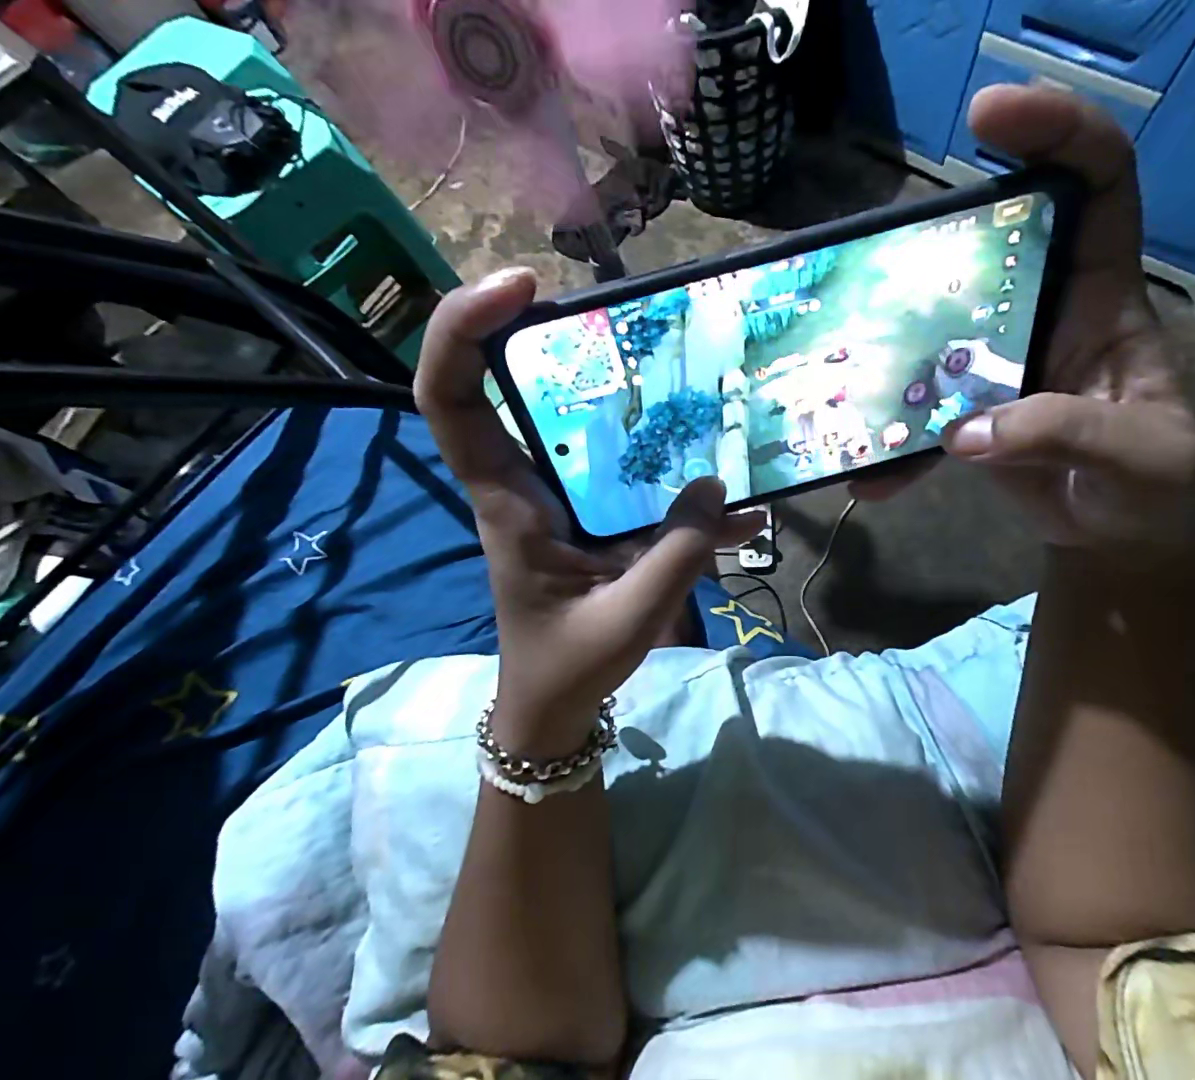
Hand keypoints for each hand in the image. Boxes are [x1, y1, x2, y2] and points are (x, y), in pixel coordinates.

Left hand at [415, 269, 764, 752]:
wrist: (557, 704)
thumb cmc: (569, 664)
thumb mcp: (627, 617)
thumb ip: (677, 553)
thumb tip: (717, 484)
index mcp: (509, 501)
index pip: (451, 400)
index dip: (464, 331)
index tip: (520, 288)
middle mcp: (530, 483)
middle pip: (516, 387)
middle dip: (558, 339)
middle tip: (624, 317)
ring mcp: (568, 497)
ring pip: (586, 426)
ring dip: (637, 401)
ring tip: (702, 387)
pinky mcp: (602, 517)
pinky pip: (643, 480)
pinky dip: (688, 483)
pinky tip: (743, 509)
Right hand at [853, 86, 1194, 562]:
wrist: (1118, 534)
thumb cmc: (1152, 486)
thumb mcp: (1138, 457)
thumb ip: (1066, 433)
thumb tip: (965, 433)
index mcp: (1104, 297)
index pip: (1098, 182)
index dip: (1057, 131)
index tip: (989, 116)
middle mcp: (1045, 312)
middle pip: (993, 243)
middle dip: (938, 232)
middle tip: (876, 248)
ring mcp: (1000, 362)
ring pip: (939, 324)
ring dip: (891, 342)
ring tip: (845, 360)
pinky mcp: (971, 411)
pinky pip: (923, 410)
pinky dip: (895, 444)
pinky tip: (871, 479)